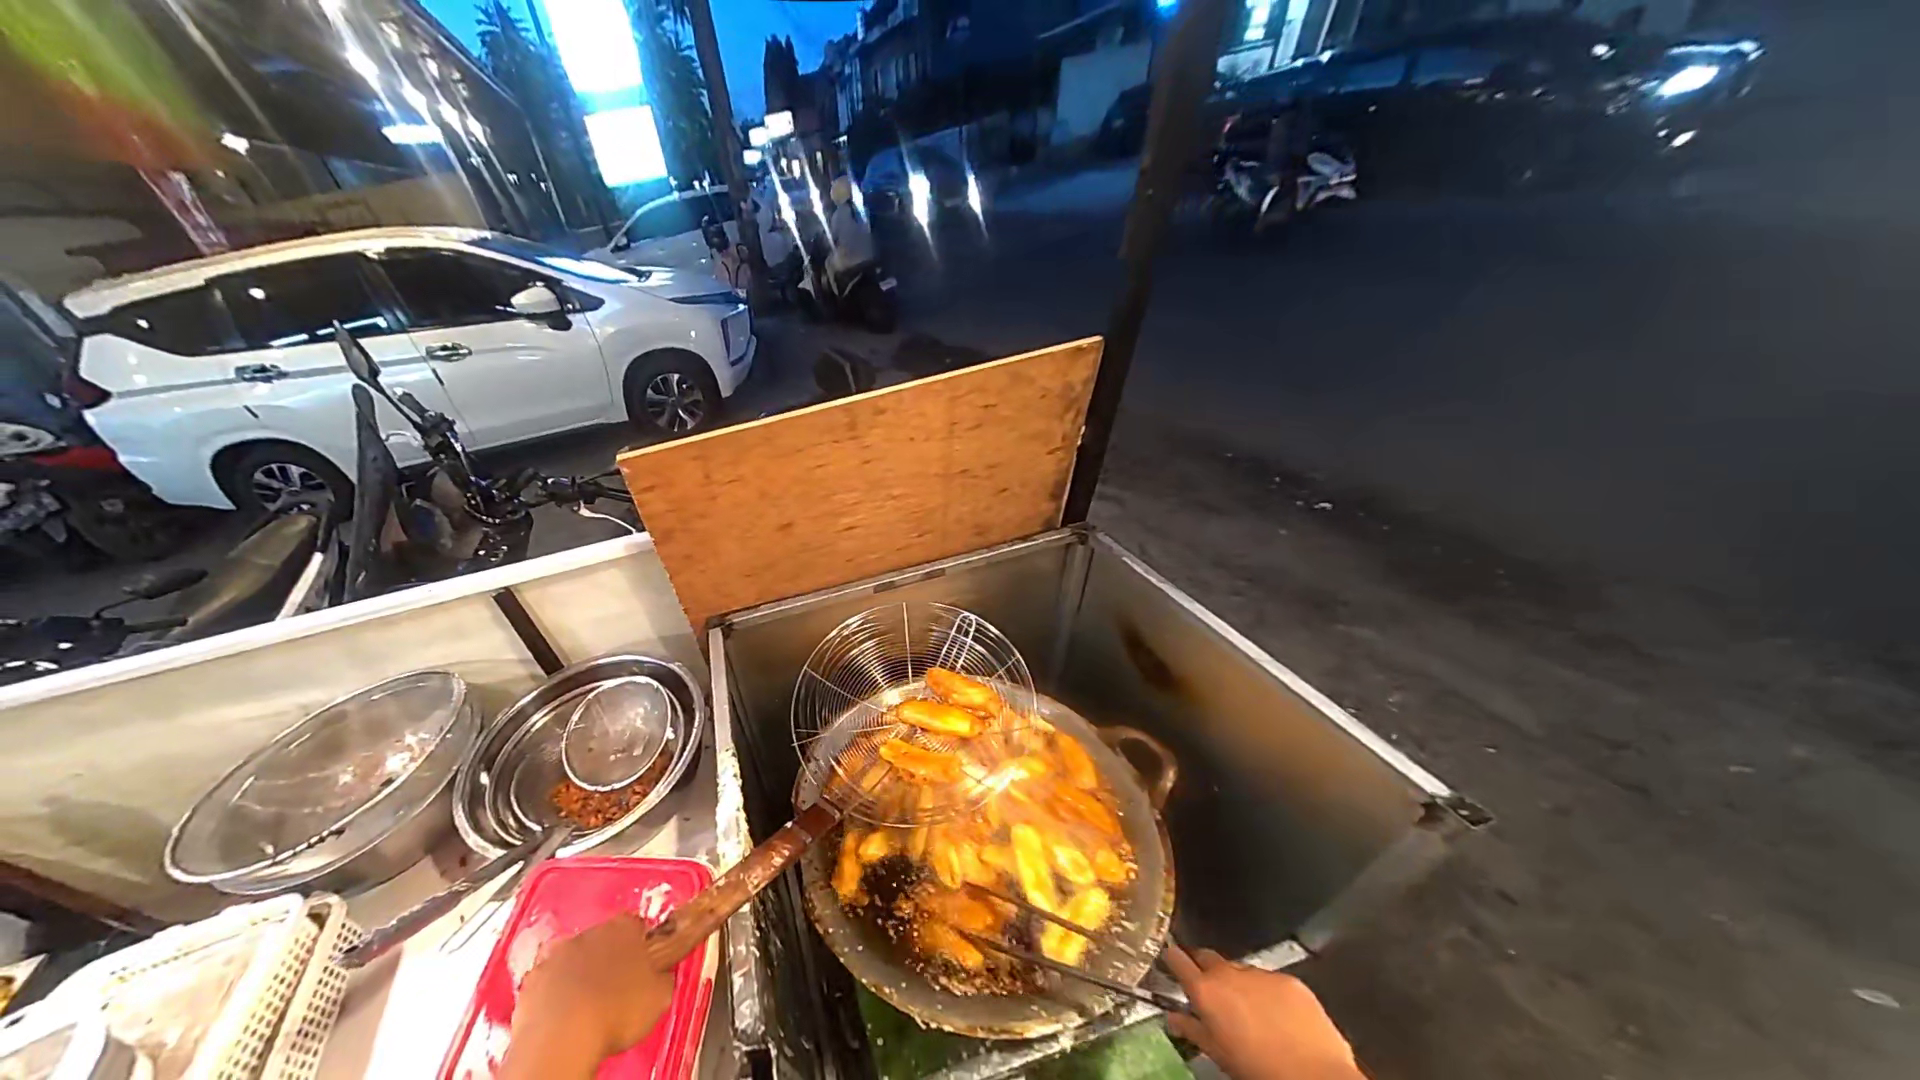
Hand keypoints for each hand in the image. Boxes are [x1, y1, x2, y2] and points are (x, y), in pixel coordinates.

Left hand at [499, 914, 673, 1079]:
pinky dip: (554, 996)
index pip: (637, 925)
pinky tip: (563, 1018)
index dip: (641, 945)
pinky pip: (548, 984)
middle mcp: (590, 933)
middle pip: (602, 939)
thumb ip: (662, 977)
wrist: (562, 1040)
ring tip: (588, 1007)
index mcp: (624, 928)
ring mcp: (556, 956)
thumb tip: (660, 976)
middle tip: (616, 987)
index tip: (643, 965)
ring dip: (579, 975)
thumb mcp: (660, 995)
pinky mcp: (530, 983)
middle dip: (608, 958)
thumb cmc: (618, 1012)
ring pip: (573, 960)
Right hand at [1163, 945, 1359, 1079]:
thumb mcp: (1219, 1055)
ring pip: (1241, 971)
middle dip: (1204, 967)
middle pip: (1207, 956)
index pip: (1178, 959)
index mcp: (1206, 990)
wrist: (1317, 1077)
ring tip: (1252, 1013)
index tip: (1171, 960)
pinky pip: (1271, 982)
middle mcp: (1228, 972)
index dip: (1172, 959)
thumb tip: (1172, 1018)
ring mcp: (1260, 973)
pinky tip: (1281, 1019)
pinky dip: (1269, 994)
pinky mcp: (1289, 980)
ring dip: (1239, 984)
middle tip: (1210, 990)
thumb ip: (1193, 1030)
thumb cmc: (1258, 1071)